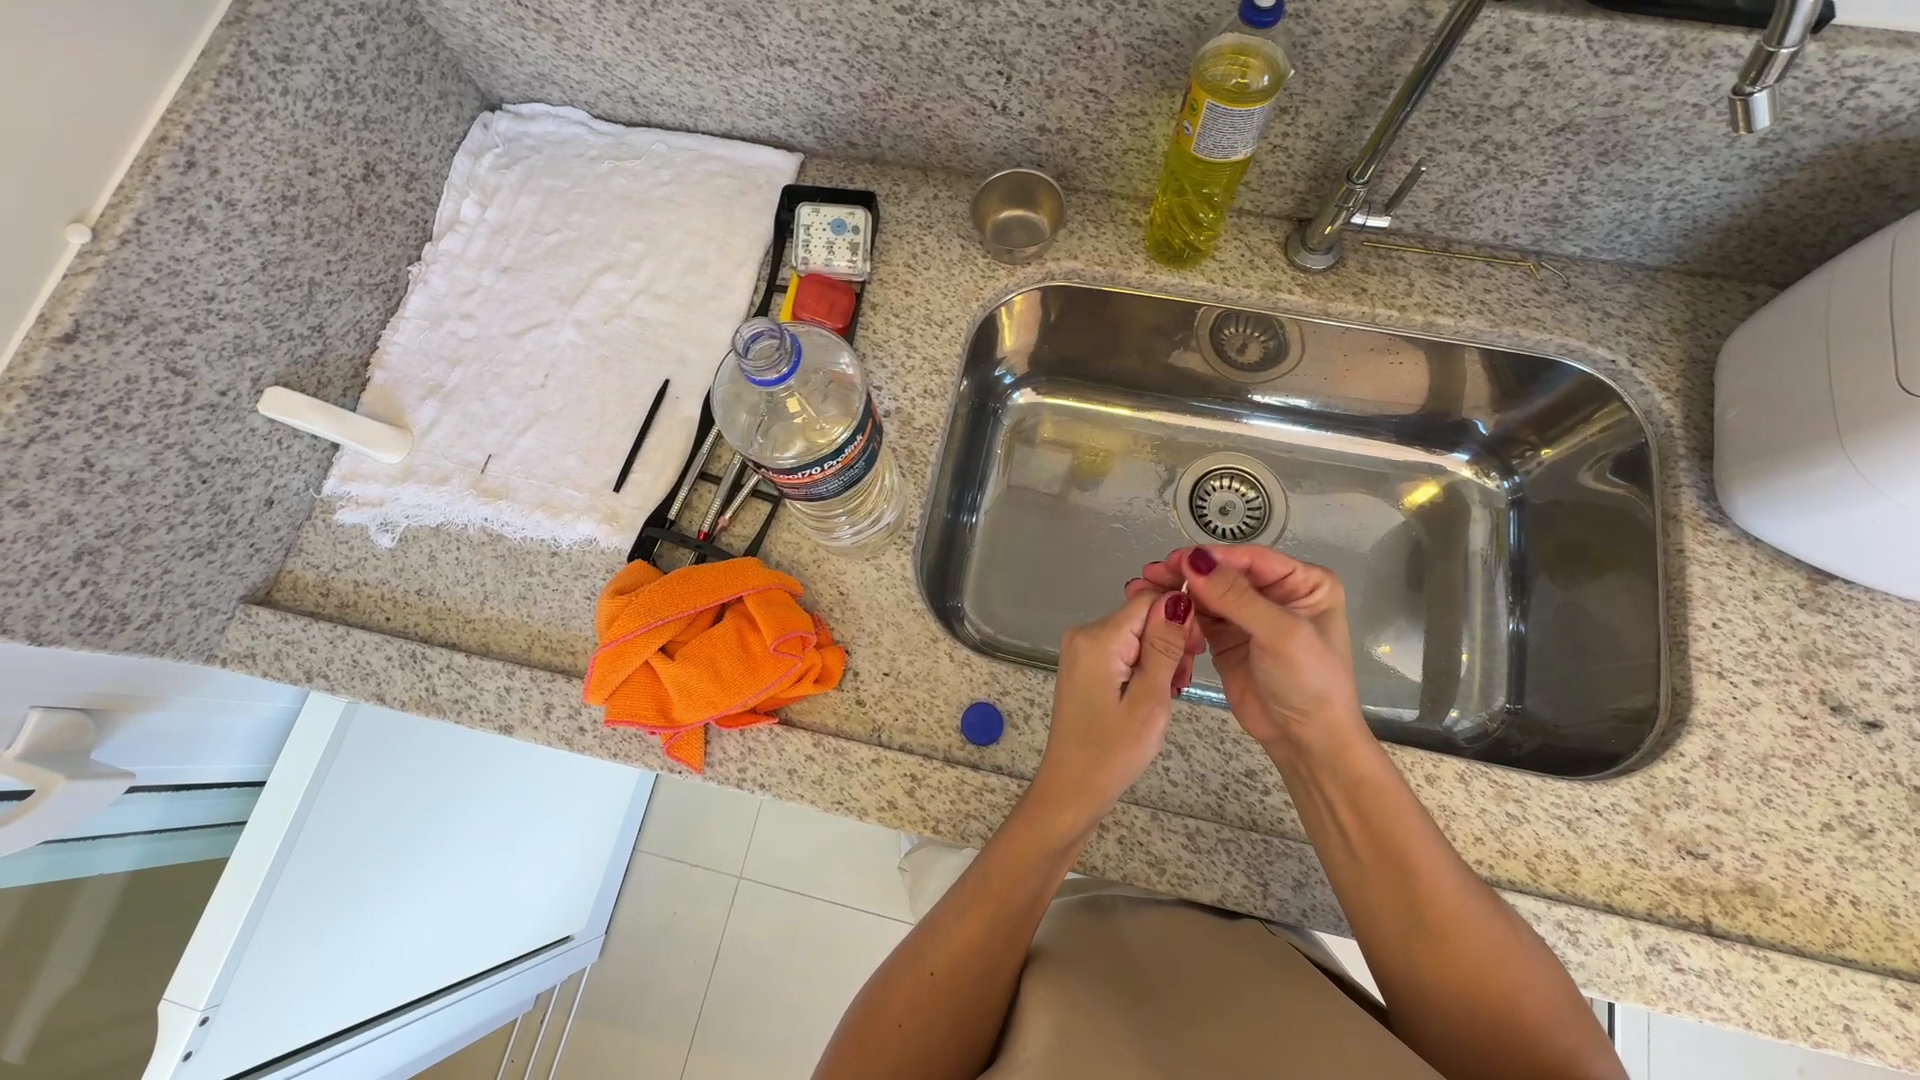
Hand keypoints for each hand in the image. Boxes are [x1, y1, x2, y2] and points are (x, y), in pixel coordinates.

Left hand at [1031, 587, 1193, 828]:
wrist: (1072, 789)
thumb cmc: (1113, 752)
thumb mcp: (1150, 699)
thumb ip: (1164, 645)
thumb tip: (1178, 596)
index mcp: (1097, 638)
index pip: (1149, 600)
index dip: (1179, 618)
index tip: (1194, 653)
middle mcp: (1083, 634)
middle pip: (1141, 616)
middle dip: (1170, 640)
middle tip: (1181, 682)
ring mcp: (1079, 651)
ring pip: (1134, 634)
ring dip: (1159, 657)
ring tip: (1167, 694)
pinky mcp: (1082, 667)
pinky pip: (1121, 651)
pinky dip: (1142, 667)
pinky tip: (1151, 695)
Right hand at [1141, 545, 1367, 752]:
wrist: (1306, 740)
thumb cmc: (1309, 681)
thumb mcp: (1279, 633)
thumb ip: (1236, 596)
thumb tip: (1193, 560)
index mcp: (1303, 582)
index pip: (1251, 560)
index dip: (1213, 558)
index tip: (1174, 559)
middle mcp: (1275, 593)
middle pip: (1224, 574)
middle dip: (1189, 574)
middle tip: (1151, 574)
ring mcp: (1248, 616)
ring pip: (1207, 594)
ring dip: (1178, 592)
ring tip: (1143, 590)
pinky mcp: (1226, 638)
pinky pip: (1199, 618)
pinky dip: (1180, 615)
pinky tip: (1158, 611)